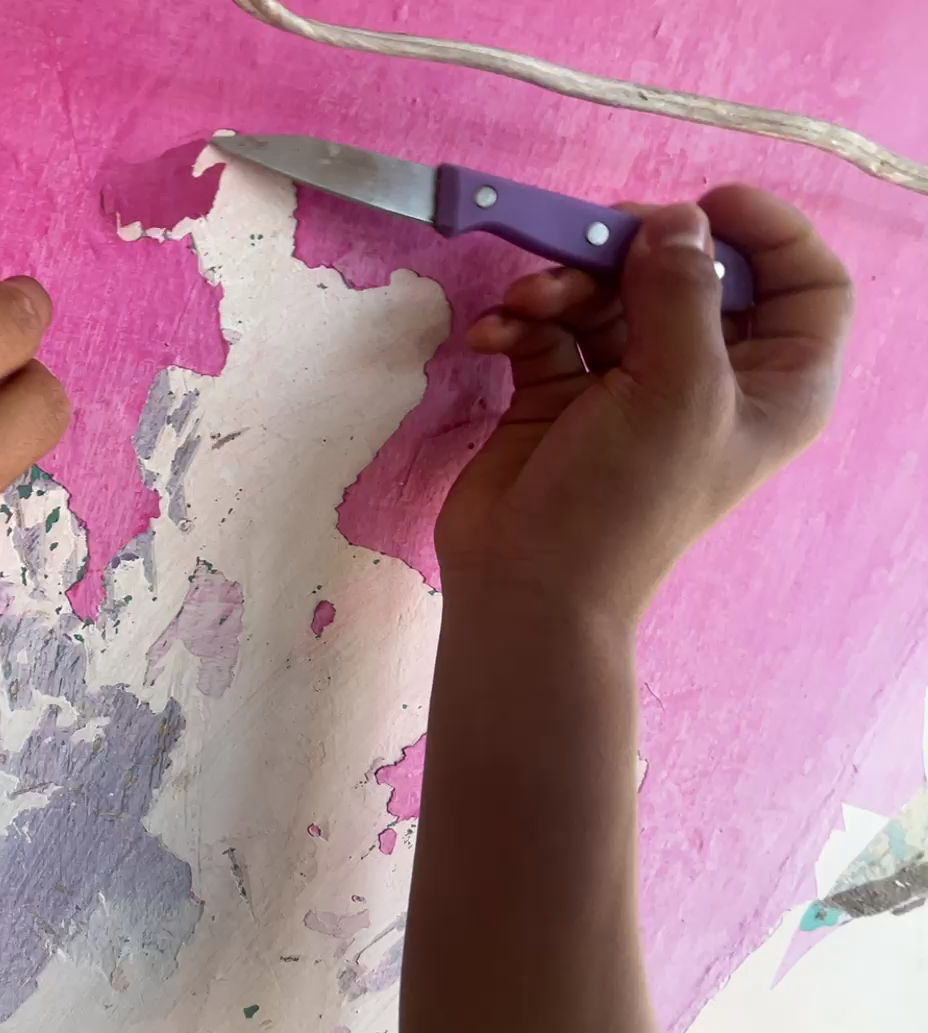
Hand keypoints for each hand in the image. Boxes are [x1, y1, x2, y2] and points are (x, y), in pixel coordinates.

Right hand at [437, 185, 852, 623]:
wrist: (525, 574)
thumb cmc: (623, 496)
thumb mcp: (674, 391)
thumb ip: (678, 297)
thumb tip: (673, 221)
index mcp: (769, 381)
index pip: (800, 284)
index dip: (765, 233)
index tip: (703, 202)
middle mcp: (698, 377)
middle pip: (679, 283)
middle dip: (626, 260)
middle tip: (579, 241)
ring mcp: (618, 389)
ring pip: (599, 307)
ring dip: (557, 293)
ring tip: (521, 302)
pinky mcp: (550, 400)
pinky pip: (541, 341)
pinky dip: (515, 329)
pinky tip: (488, 336)